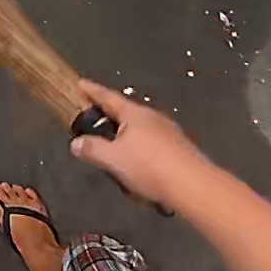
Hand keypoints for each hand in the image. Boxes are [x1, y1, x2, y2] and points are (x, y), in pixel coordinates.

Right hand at [70, 80, 214, 209]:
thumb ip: (92, 149)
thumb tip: (76, 144)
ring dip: (126, 137)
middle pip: (126, 113)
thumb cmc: (149, 167)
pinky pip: (152, 145)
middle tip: (94, 120)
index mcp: (135, 114)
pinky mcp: (179, 150)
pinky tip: (137, 168)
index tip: (81, 84)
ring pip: (140, 130)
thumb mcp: (113, 159)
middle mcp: (153, 118)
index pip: (108, 97)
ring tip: (115, 151)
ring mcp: (169, 133)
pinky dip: (140, 151)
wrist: (194, 187)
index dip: (92, 91)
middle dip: (110, 117)